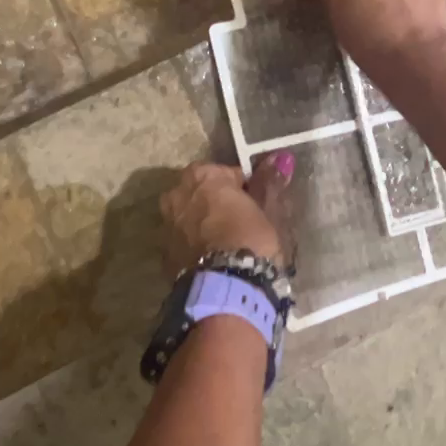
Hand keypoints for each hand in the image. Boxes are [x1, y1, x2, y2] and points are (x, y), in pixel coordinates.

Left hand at [159, 153, 292, 274]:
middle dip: (216, 202)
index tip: (254, 204)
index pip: (226, 172)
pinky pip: (184, 240)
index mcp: (201, 176)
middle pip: (201, 191)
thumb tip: (281, 158)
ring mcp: (167, 224)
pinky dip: (195, 244)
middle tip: (239, 222)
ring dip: (202, 222)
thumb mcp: (268, 209)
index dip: (243, 188)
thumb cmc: (251, 239)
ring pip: (189, 216)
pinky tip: (213, 259)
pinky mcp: (164, 253)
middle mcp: (177, 194)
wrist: (225, 287)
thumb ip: (269, 181)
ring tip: (225, 243)